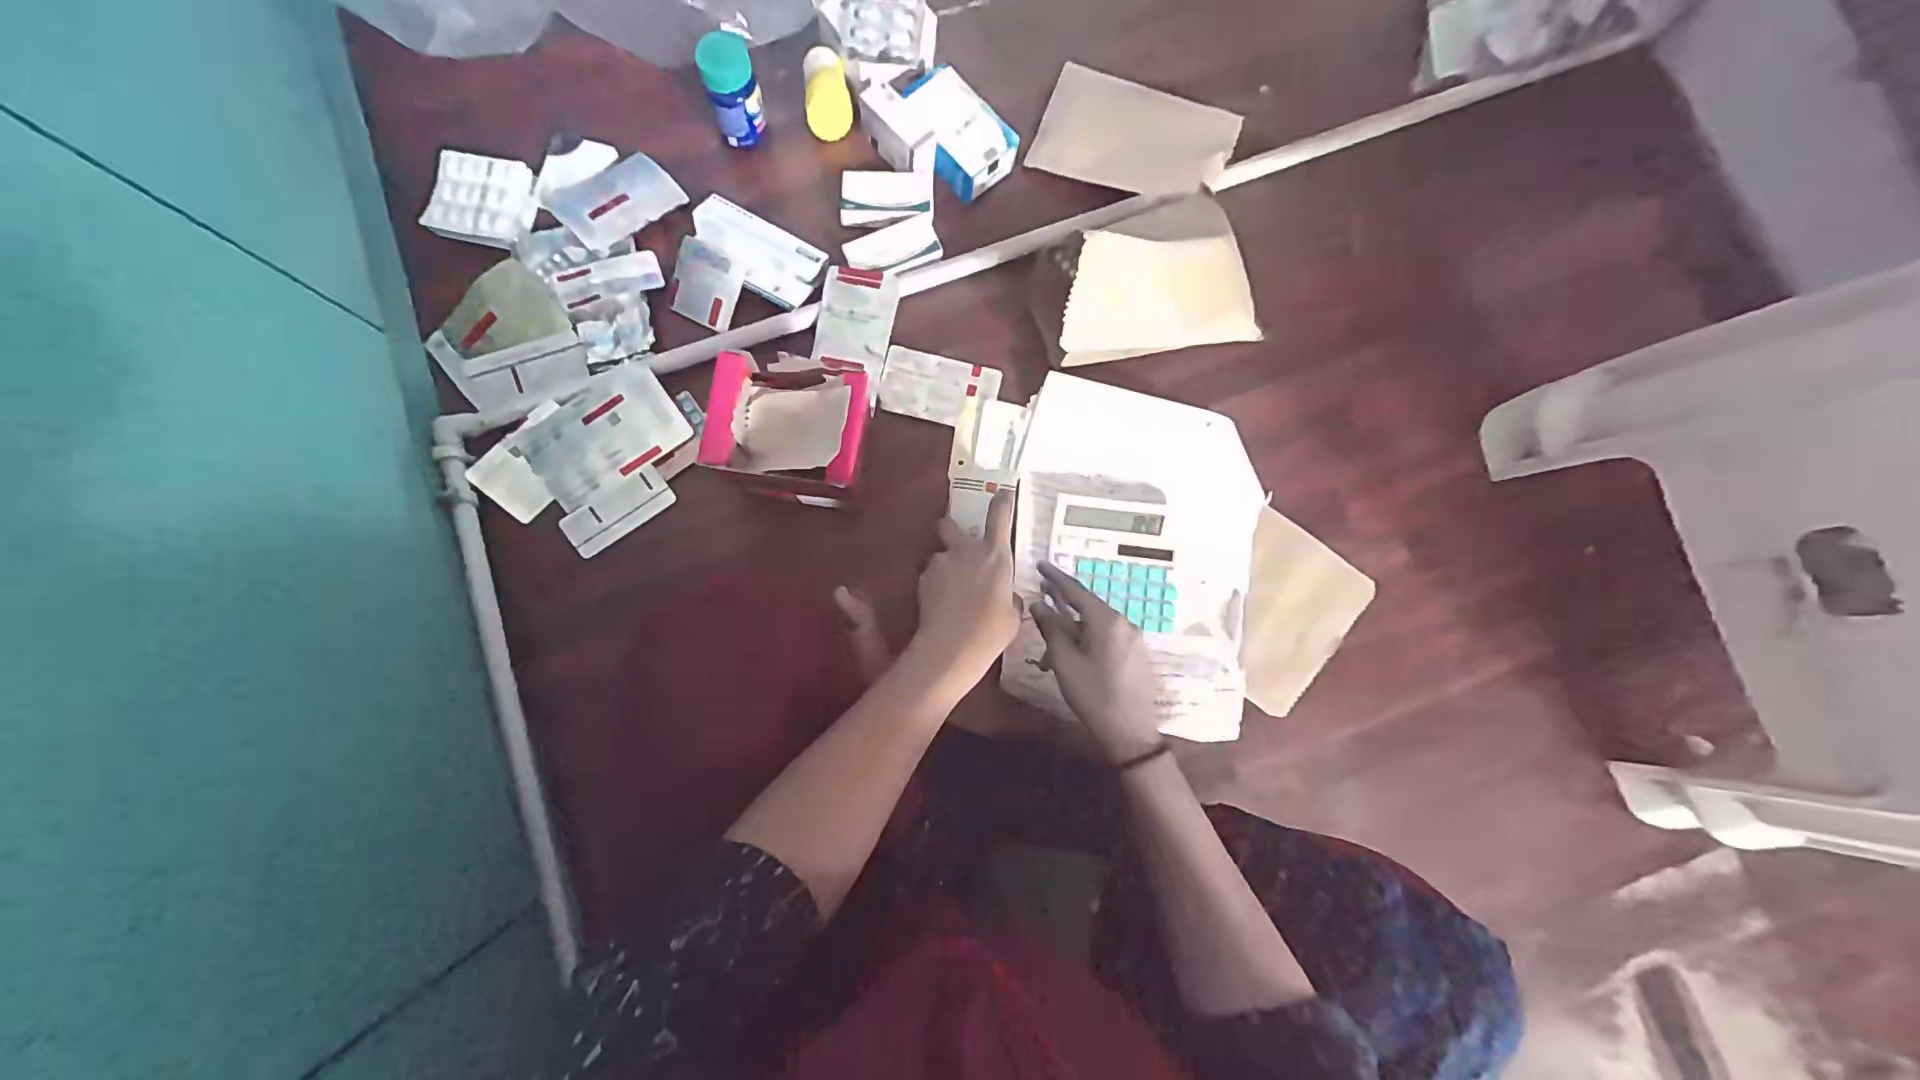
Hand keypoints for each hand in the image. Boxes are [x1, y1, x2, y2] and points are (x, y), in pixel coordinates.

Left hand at [907, 491, 1021, 686]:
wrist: (950, 648)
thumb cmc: (991, 631)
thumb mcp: (1013, 614)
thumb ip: (1010, 596)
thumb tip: (1007, 594)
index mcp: (994, 555)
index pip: (1000, 515)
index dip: (1003, 501)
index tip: (1004, 493)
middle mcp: (965, 550)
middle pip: (949, 524)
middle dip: (951, 529)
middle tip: (958, 546)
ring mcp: (940, 563)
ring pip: (940, 555)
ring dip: (945, 566)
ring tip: (951, 593)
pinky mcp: (922, 579)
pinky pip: (931, 575)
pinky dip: (936, 585)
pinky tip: (942, 605)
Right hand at [1032, 562, 1163, 764]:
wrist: (1130, 732)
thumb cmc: (1093, 695)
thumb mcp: (1065, 661)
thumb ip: (1051, 628)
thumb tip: (1040, 604)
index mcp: (1106, 620)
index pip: (1076, 590)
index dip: (1056, 577)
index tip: (1041, 564)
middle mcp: (1123, 623)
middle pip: (1087, 606)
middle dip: (1063, 605)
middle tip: (1043, 598)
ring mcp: (1132, 640)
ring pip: (1095, 625)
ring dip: (1073, 630)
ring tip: (1051, 647)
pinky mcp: (1135, 655)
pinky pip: (1106, 638)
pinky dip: (1087, 640)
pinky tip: (1073, 656)